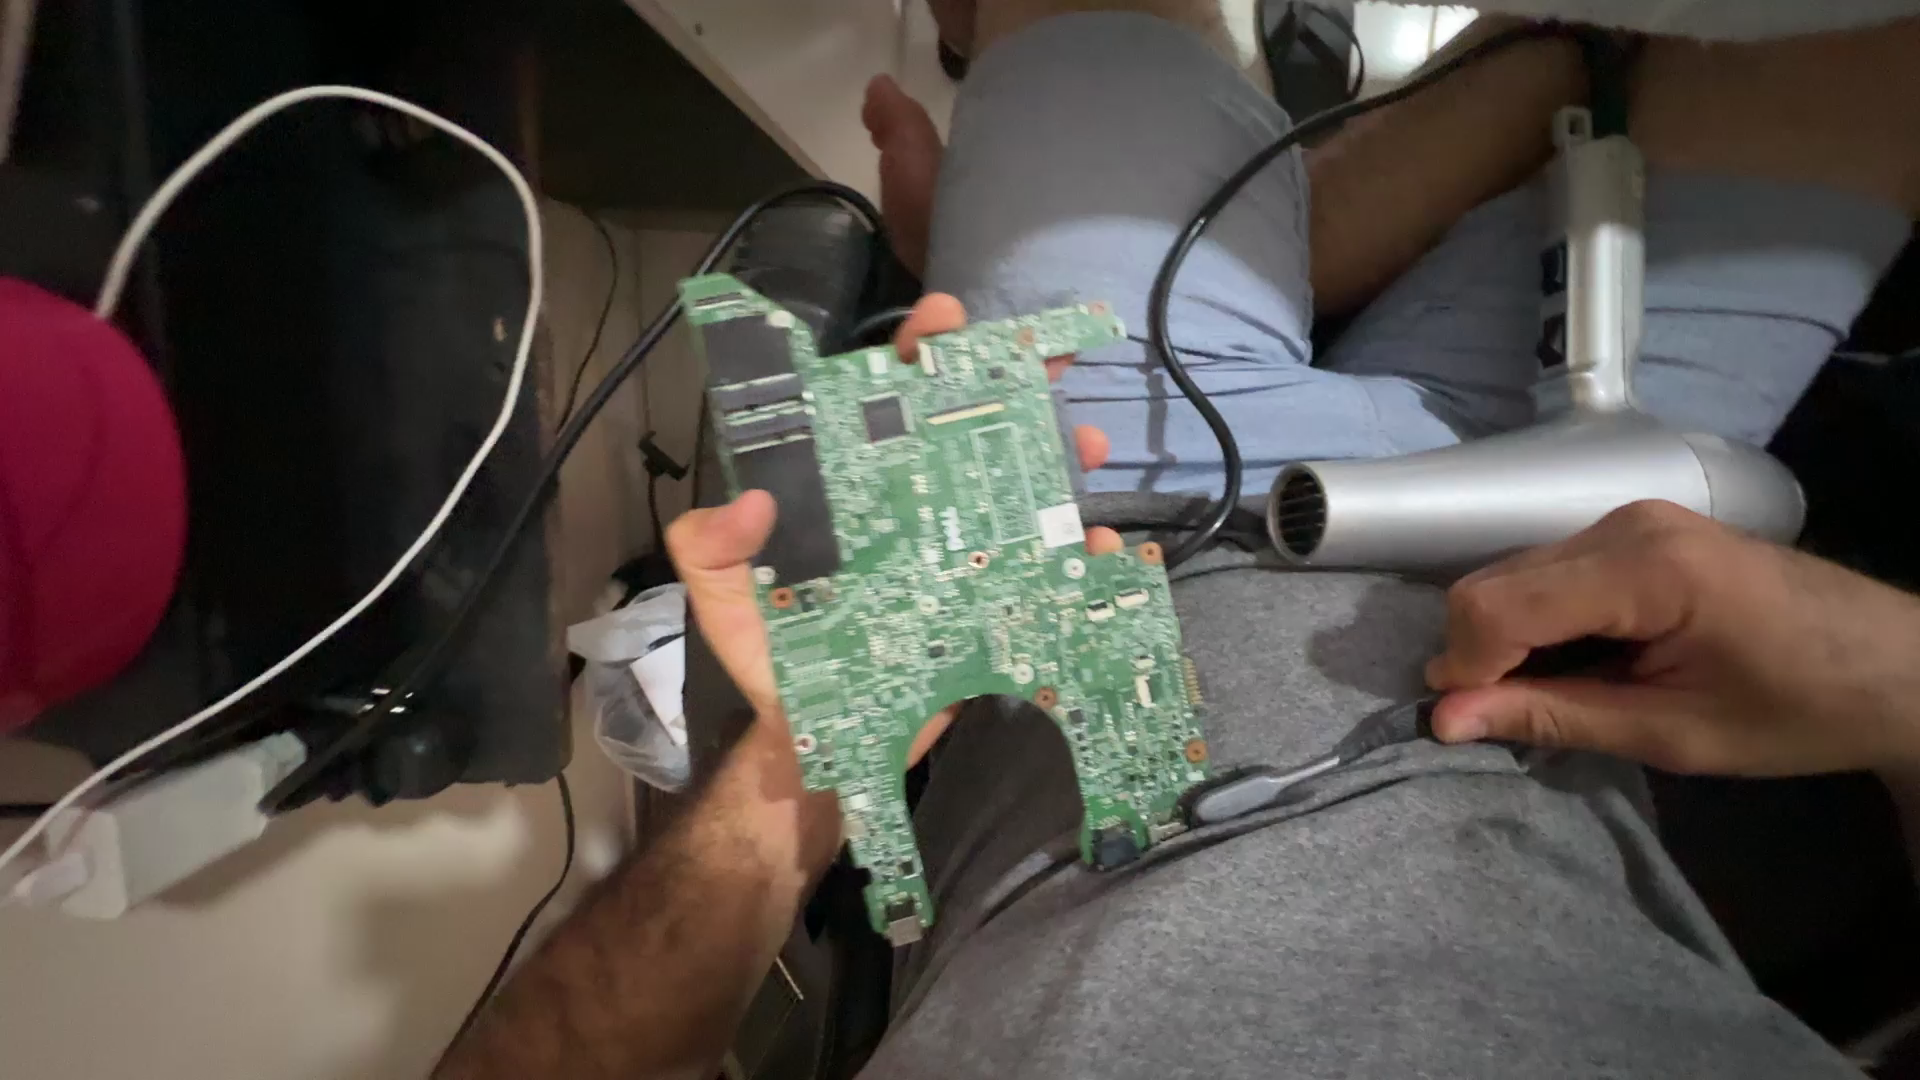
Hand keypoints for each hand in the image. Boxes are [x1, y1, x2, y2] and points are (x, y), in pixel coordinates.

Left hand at [666, 294, 1122, 766]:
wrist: (821, 739)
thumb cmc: (774, 662)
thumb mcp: (726, 601)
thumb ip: (714, 551)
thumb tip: (751, 500)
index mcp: (849, 494)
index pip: (880, 407)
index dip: (912, 357)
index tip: (945, 325)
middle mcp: (908, 510)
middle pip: (962, 433)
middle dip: (1008, 385)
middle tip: (1050, 359)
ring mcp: (954, 554)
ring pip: (1013, 490)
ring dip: (1057, 459)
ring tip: (1089, 443)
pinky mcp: (986, 602)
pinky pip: (1037, 570)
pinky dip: (1074, 555)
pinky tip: (1099, 546)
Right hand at [1424, 500, 1919, 777]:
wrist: (1906, 666)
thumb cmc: (1802, 711)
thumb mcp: (1673, 734)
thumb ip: (1551, 717)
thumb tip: (1442, 719)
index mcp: (1648, 571)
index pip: (1499, 606)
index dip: (1467, 663)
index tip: (1467, 715)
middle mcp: (1623, 526)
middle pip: (1488, 585)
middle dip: (1478, 651)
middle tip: (1511, 706)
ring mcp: (1622, 518)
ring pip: (1502, 575)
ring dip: (1499, 634)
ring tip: (1551, 682)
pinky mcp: (1624, 526)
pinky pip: (1533, 569)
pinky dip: (1526, 616)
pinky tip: (1570, 649)